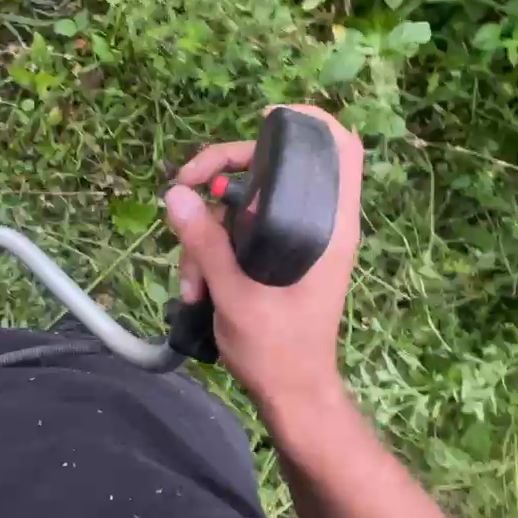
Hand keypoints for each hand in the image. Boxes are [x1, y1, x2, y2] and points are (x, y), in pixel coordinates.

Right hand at [162, 105, 364, 405]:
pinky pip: (235, 229)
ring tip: (191, 279)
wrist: (291, 395)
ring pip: (242, 201)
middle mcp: (313, 223)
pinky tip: (195, 285)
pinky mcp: (272, 256)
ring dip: (206, 231)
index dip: (306, 121)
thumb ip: (206, 241)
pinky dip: (211, 249)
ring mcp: (291, 238)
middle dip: (220, 173)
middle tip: (183, 189)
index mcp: (327, 225)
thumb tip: (177, 193)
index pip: (340, 148)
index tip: (261, 122)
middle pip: (270, 166)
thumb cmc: (278, 349)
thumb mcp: (235, 294)